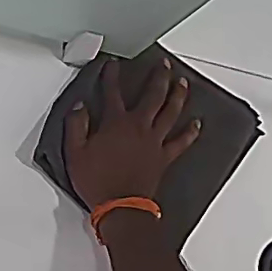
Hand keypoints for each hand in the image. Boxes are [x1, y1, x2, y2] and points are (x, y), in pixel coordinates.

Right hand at [64, 59, 199, 207]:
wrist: (120, 205)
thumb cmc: (97, 180)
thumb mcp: (74, 152)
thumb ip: (76, 125)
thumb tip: (80, 107)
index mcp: (115, 123)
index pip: (113, 92)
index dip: (112, 76)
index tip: (112, 65)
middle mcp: (138, 127)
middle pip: (152, 95)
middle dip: (158, 77)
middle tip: (163, 65)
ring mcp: (154, 141)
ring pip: (171, 112)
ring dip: (178, 95)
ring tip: (181, 83)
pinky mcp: (163, 157)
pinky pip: (181, 141)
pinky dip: (190, 132)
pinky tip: (197, 123)